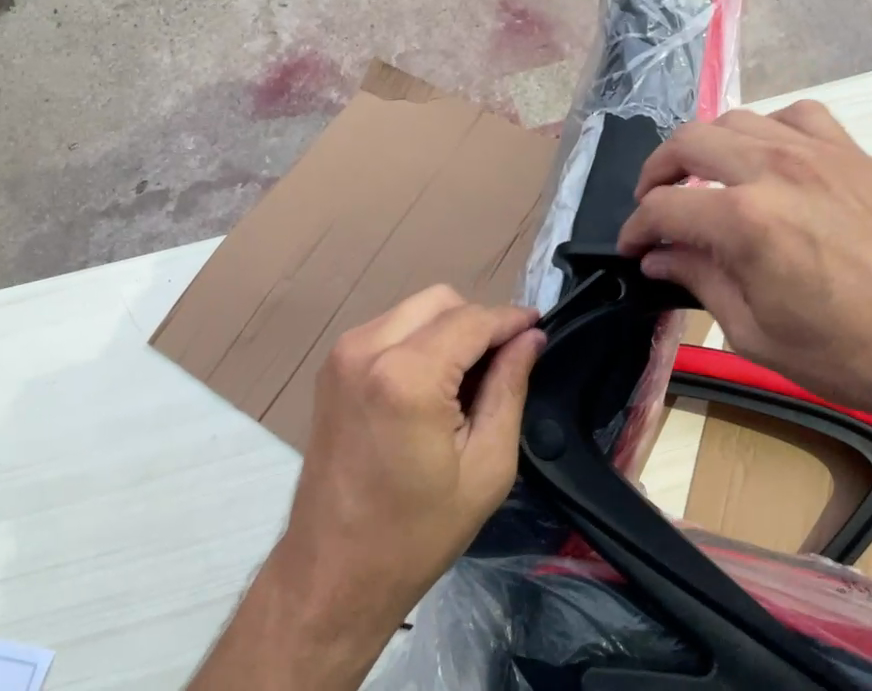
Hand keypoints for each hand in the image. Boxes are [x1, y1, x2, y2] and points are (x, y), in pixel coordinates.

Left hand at [275, 286, 543, 625]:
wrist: (334, 571)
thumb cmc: (417, 532)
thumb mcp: (486, 466)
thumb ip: (509, 388)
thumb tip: (530, 339)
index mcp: (407, 376)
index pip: (473, 320)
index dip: (512, 320)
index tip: (540, 328)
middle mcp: (367, 349)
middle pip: (440, 301)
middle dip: (478, 322)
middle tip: (504, 364)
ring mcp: (342, 355)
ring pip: (413, 310)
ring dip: (447, 330)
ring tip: (468, 381)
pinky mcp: (331, 368)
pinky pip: (388, 329)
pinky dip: (418, 341)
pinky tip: (433, 386)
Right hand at [616, 101, 871, 433]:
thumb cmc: (845, 353)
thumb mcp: (753, 330)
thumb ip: (699, 279)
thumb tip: (659, 256)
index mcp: (745, 220)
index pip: (664, 207)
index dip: (635, 228)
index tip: (632, 247)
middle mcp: (775, 170)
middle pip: (689, 142)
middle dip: (657, 172)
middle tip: (653, 205)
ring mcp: (818, 153)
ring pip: (737, 120)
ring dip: (707, 148)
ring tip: (703, 181)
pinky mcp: (852, 154)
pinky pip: (796, 116)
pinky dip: (769, 131)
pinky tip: (769, 161)